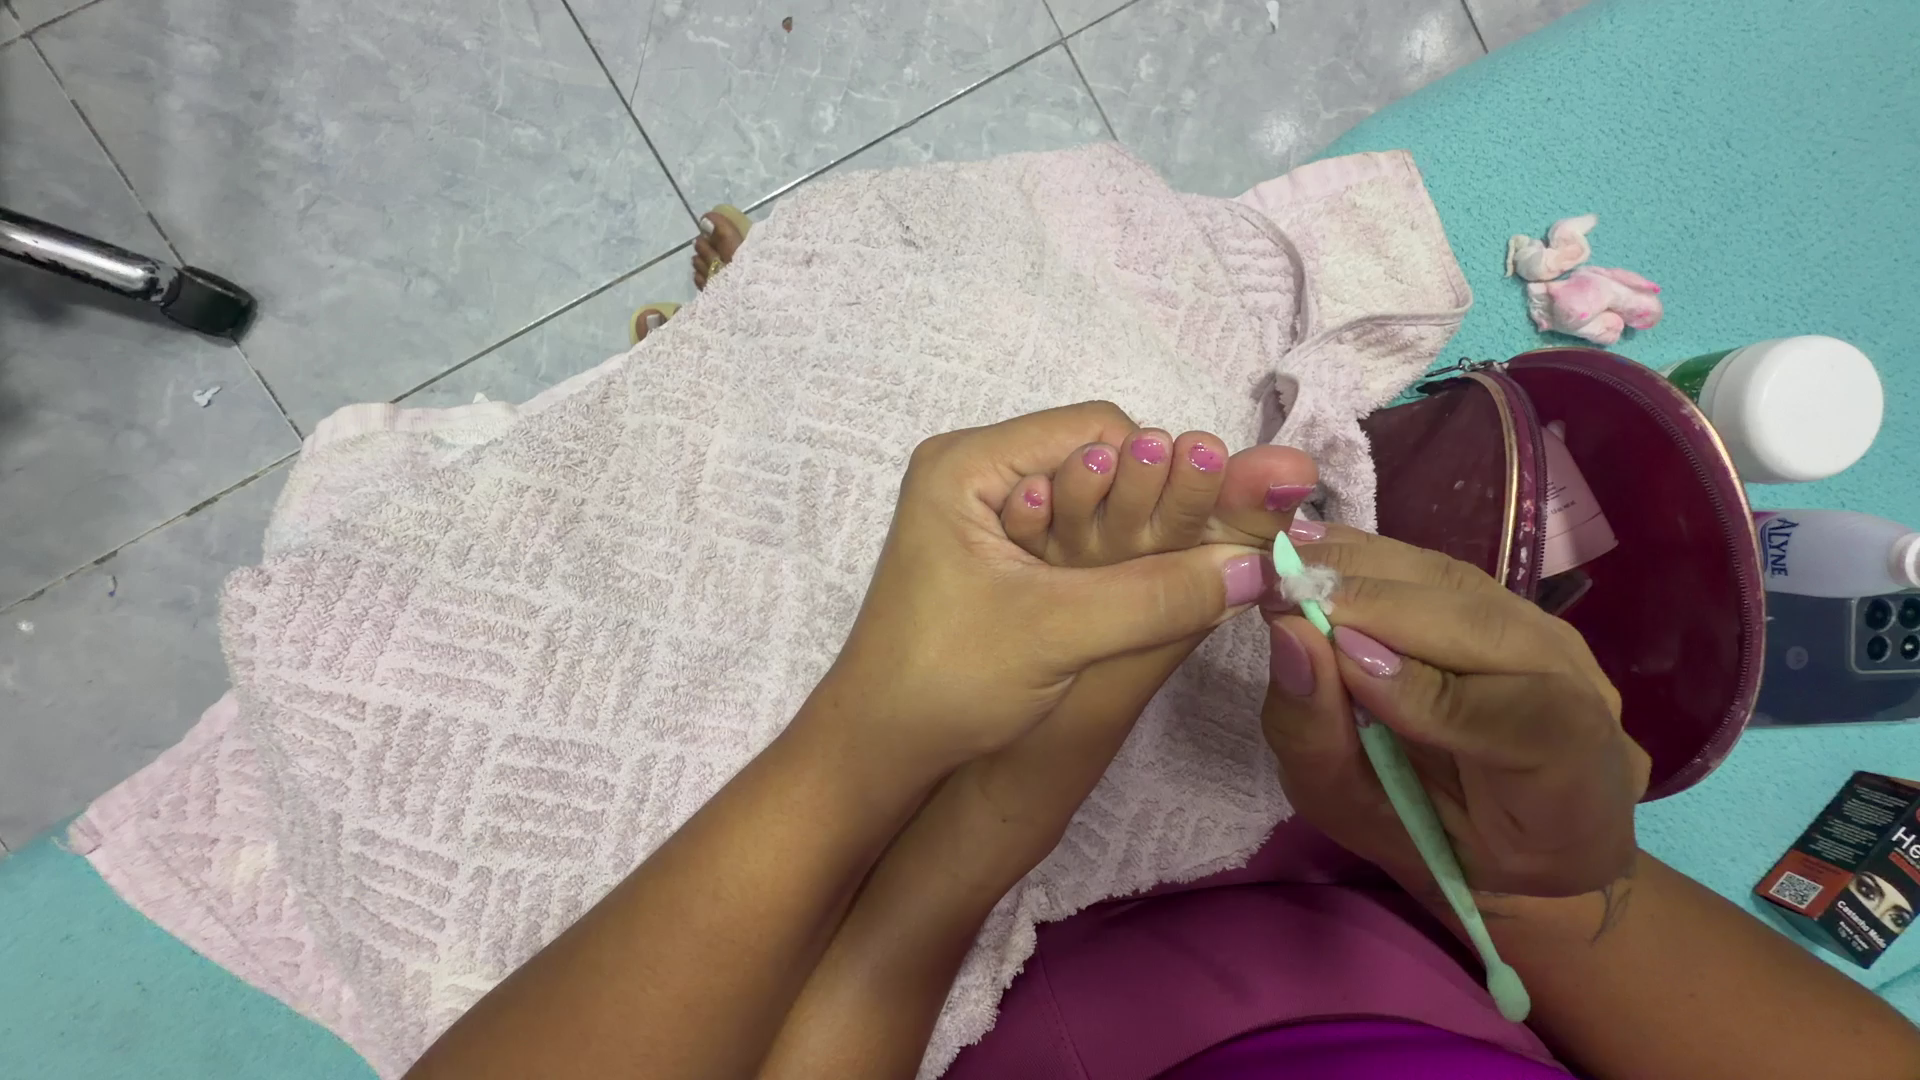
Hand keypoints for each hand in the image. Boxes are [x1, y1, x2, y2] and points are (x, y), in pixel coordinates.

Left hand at [823, 402, 1269, 771]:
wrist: (883, 744)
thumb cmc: (949, 679)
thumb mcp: (1060, 632)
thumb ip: (1160, 595)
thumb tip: (1258, 565)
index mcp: (968, 462)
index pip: (1094, 429)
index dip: (1159, 472)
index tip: (1199, 529)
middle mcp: (973, 469)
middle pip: (1091, 459)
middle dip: (1146, 505)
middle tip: (1187, 558)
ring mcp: (979, 510)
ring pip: (1084, 500)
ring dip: (1128, 536)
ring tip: (1159, 580)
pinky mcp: (990, 549)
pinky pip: (1065, 532)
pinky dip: (1102, 557)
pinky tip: (1126, 592)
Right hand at [1261, 525, 1647, 896]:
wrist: (1473, 815)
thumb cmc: (1408, 829)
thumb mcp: (1340, 807)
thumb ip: (1316, 734)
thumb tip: (1292, 633)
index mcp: (1570, 795)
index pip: (1528, 723)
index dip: (1429, 688)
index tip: (1333, 656)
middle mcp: (1585, 702)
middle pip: (1491, 631)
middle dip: (1376, 602)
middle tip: (1279, 588)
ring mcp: (1552, 642)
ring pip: (1460, 586)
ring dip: (1364, 566)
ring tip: (1284, 562)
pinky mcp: (1506, 604)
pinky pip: (1438, 569)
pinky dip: (1369, 554)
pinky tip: (1313, 546)